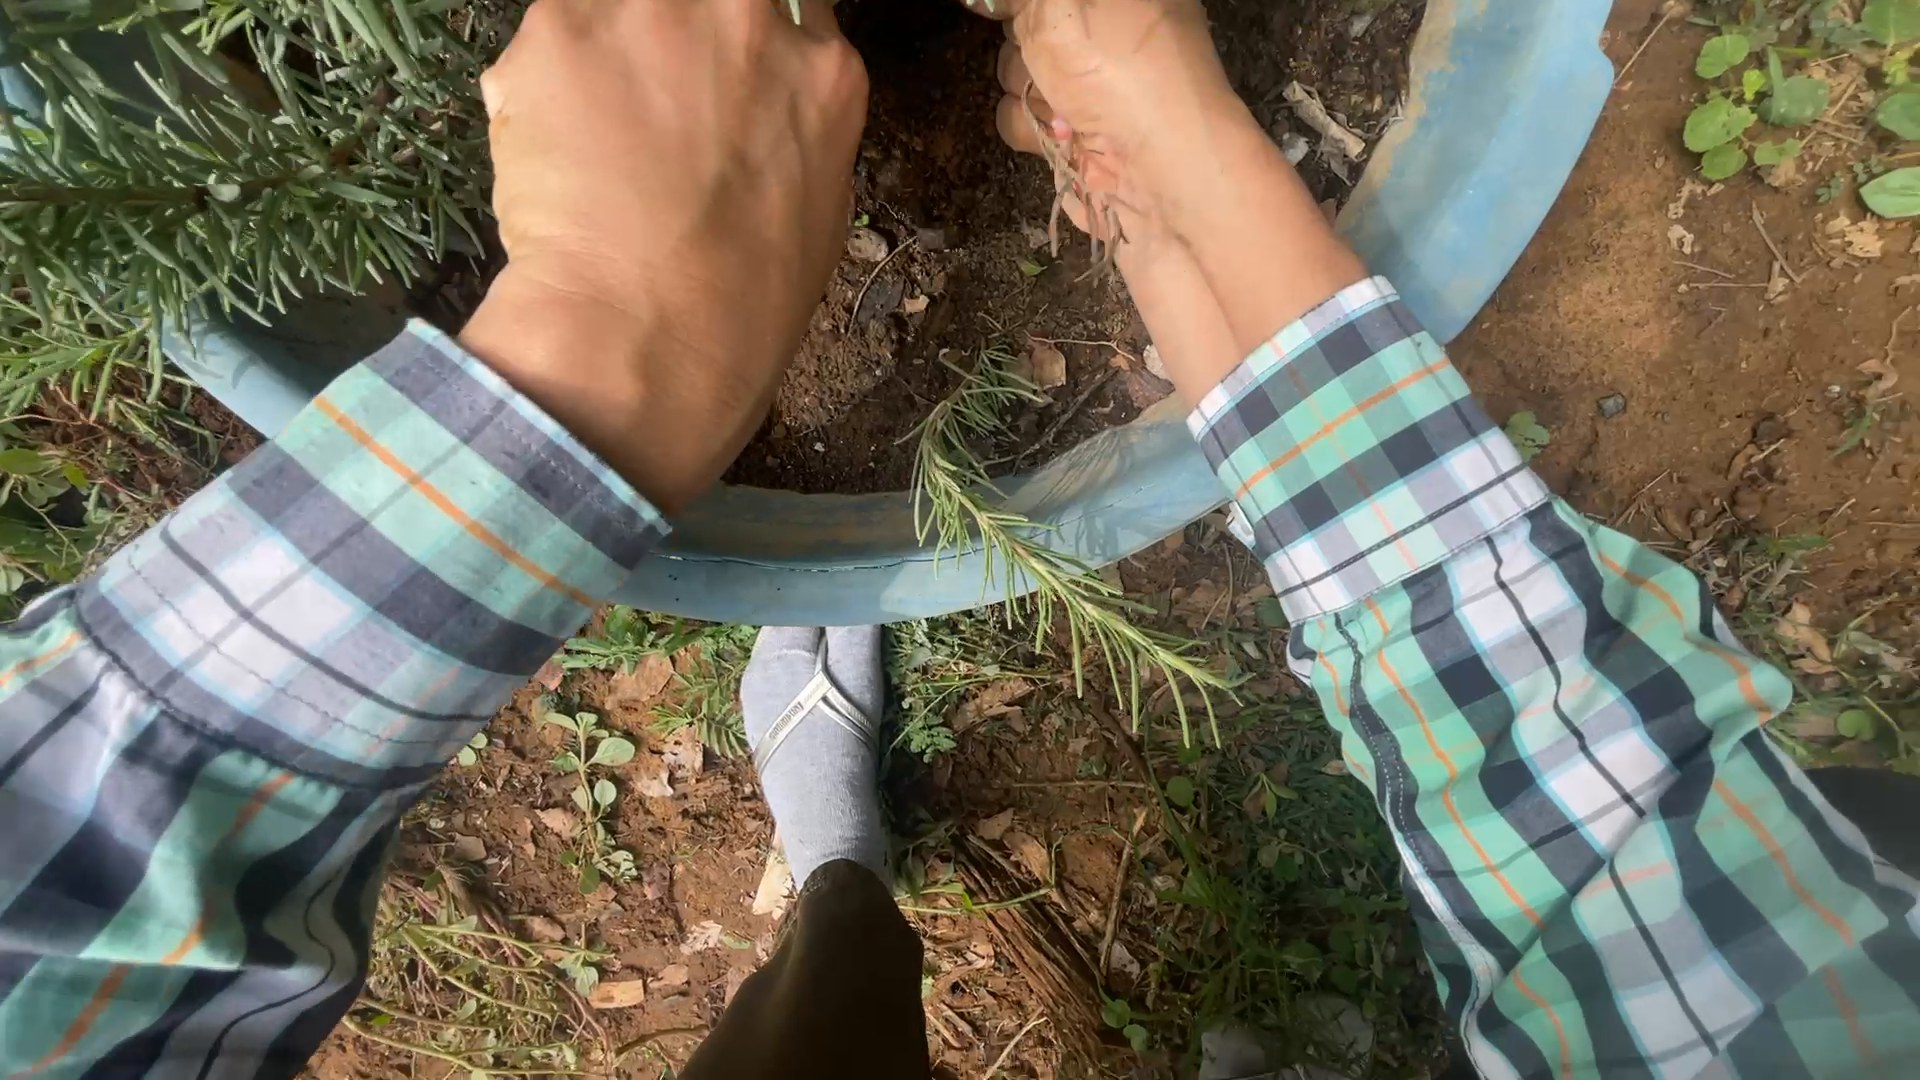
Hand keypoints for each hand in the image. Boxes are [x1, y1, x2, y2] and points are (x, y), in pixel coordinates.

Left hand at [460, 0, 867, 512]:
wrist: (651, 345)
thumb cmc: (750, 312)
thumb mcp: (816, 224)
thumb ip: (797, 139)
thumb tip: (764, 113)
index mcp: (825, 78)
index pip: (788, 13)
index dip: (744, 50)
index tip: (720, 85)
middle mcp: (747, 16)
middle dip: (675, 44)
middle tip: (652, 112)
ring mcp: (651, 12)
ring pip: (620, 13)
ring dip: (610, 65)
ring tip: (601, 153)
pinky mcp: (558, 27)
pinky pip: (552, 45)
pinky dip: (549, 95)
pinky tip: (561, 166)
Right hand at [984, 0, 1235, 242]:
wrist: (1157, 172)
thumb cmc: (1124, 72)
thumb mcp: (1064, 6)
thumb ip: (1025, 0)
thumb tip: (987, 0)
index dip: (1023, 4)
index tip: (1010, 11)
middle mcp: (1099, 34)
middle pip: (1024, 26)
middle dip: (1025, 44)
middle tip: (1054, 63)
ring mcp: (1081, 89)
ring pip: (1015, 74)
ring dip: (1028, 91)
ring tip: (1064, 109)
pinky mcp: (1066, 135)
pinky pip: (1020, 121)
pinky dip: (1031, 130)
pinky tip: (1062, 137)